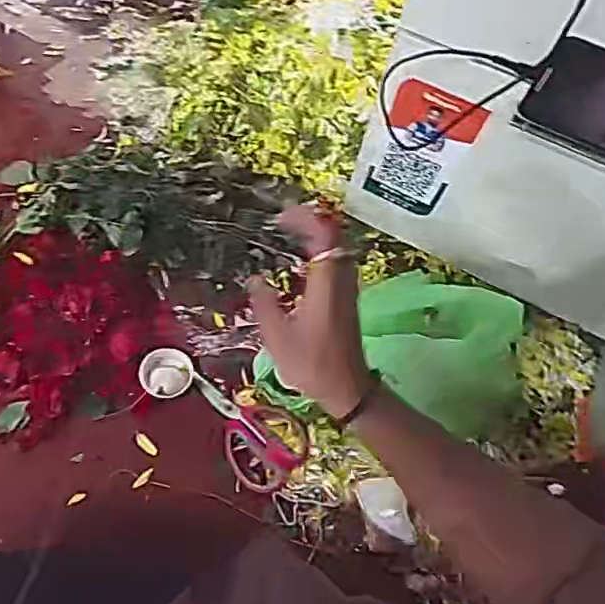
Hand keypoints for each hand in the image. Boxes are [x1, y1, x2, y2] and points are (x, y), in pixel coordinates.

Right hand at [247, 205, 370, 418]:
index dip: (305, 219)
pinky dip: (323, 250)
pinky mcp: (349, 297)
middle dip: (311, 221)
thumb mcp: (277, 336)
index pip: (324, 235)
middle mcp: (342, 280)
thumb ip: (264, 304)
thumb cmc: (312, 364)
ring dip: (318, 234)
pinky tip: (304, 258)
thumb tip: (255, 279)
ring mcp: (349, 288)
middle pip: (335, 235)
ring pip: (339, 247)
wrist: (347, 387)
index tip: (282, 216)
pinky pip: (338, 260)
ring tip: (291, 232)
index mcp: (326, 283)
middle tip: (284, 219)